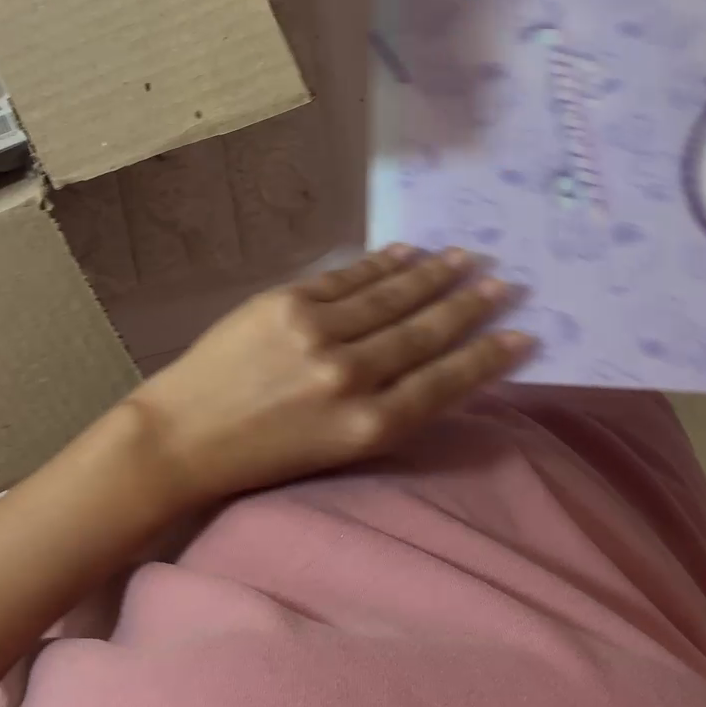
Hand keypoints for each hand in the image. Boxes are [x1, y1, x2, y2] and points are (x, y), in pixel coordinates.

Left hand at [122, 244, 533, 508]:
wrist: (183, 436)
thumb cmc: (266, 454)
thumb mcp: (339, 451)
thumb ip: (390, 408)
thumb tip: (438, 362)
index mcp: (367, 427)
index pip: (445, 383)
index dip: (487, 358)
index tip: (522, 335)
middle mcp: (351, 377)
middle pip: (426, 333)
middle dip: (470, 306)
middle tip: (503, 284)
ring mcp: (318, 334)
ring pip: (393, 297)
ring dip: (434, 275)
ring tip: (464, 258)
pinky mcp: (288, 302)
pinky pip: (349, 277)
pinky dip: (382, 263)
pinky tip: (407, 252)